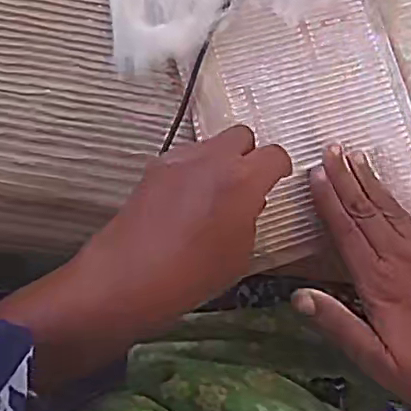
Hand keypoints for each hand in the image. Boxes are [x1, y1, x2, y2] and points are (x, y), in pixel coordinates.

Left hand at [61, 124, 290, 338]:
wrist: (131, 274)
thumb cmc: (193, 273)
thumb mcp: (241, 252)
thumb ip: (250, 217)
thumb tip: (248, 202)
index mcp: (242, 179)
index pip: (274, 154)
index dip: (278, 168)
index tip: (276, 181)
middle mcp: (211, 158)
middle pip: (241, 135)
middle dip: (247, 155)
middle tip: (245, 184)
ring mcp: (179, 158)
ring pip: (210, 145)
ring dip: (217, 162)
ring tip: (211, 197)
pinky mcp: (154, 166)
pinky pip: (184, 158)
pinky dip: (191, 171)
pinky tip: (184, 202)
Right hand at [292, 146, 410, 410]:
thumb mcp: (379, 363)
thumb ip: (339, 325)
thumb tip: (297, 295)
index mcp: (380, 282)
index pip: (346, 231)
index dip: (327, 200)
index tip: (313, 172)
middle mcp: (404, 259)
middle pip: (368, 211)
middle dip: (346, 178)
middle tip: (331, 148)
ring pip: (396, 209)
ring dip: (374, 181)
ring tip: (357, 155)